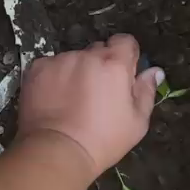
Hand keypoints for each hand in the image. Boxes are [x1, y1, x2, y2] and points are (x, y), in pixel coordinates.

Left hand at [15, 35, 160, 178]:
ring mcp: (58, 60)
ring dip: (77, 71)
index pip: (125, 41)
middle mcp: (85, 55)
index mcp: (113, 64)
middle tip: (98, 92)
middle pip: (98, 50)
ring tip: (73, 99)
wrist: (57, 149)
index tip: (124, 72)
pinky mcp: (36, 68)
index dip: (127, 55)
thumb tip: (153, 70)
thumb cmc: (103, 139)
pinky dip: (55, 77)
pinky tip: (54, 98)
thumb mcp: (137, 121)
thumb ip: (146, 90)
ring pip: (73, 59)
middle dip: (101, 65)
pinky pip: (51, 66)